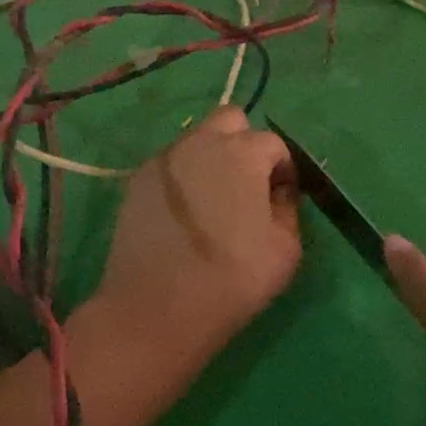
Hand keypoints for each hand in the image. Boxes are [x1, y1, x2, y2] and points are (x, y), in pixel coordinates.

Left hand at [92, 106, 300, 362]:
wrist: (156, 306)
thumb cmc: (231, 278)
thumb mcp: (285, 250)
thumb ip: (287, 209)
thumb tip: (278, 192)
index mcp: (242, 152)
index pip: (272, 143)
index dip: (281, 169)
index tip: (278, 199)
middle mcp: (201, 142)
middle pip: (229, 120)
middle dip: (243, 142)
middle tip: (246, 184)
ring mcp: (164, 158)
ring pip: (196, 139)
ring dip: (210, 158)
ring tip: (211, 202)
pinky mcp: (137, 178)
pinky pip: (170, 164)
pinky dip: (181, 177)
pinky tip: (181, 214)